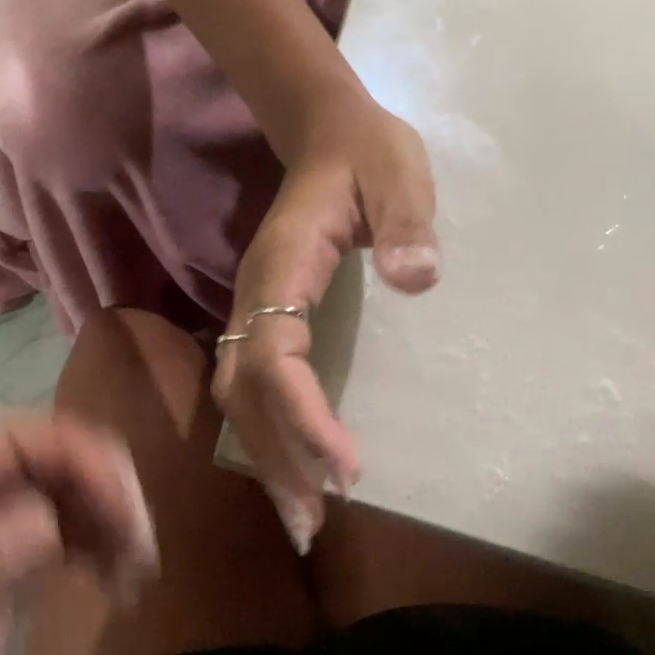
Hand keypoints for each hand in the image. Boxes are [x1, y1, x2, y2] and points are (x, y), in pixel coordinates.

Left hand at [0, 416, 156, 654]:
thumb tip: (51, 518)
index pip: (13, 438)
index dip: (72, 448)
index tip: (120, 494)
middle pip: (50, 463)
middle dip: (102, 487)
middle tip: (141, 538)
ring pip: (67, 499)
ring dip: (110, 521)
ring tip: (140, 568)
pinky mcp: (13, 572)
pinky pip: (69, 540)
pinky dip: (102, 552)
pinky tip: (122, 585)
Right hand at [212, 98, 438, 554]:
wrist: (328, 132)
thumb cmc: (368, 153)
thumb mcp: (398, 172)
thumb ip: (405, 220)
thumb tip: (415, 279)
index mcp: (282, 263)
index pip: (275, 353)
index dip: (301, 414)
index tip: (346, 464)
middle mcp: (255, 294)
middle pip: (244, 388)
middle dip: (275, 455)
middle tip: (313, 522)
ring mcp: (255, 306)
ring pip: (239, 394)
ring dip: (265, 454)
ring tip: (301, 515)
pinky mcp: (267, 317)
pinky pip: (252, 385)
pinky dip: (268, 432)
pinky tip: (293, 466)